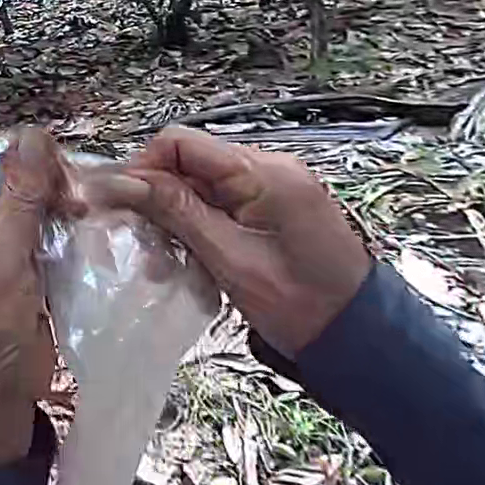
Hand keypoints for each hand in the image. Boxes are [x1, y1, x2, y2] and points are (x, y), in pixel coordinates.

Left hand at [0, 128, 68, 471]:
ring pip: (32, 197)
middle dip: (43, 176)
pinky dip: (63, 222)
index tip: (51, 164)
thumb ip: (20, 192)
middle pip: (11, 171)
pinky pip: (44, 225)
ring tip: (82, 211)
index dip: (15, 148)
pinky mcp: (22, 260)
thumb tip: (35, 134)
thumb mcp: (1, 252)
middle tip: (73, 195)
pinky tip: (83, 224)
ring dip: (58, 199)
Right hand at [94, 126, 370, 355]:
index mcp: (262, 172)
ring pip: (201, 185)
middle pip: (189, 162)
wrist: (364, 342)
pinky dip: (199, 227)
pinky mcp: (274, 206)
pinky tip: (192, 261)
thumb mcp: (230, 259)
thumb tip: (122, 181)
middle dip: (158, 198)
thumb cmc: (300, 305)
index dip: (142, 168)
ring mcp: (273, 185)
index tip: (120, 206)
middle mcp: (268, 166)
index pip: (180, 142)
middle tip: (141, 243)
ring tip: (164, 263)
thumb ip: (177, 212)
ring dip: (176, 219)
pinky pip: (221, 203)